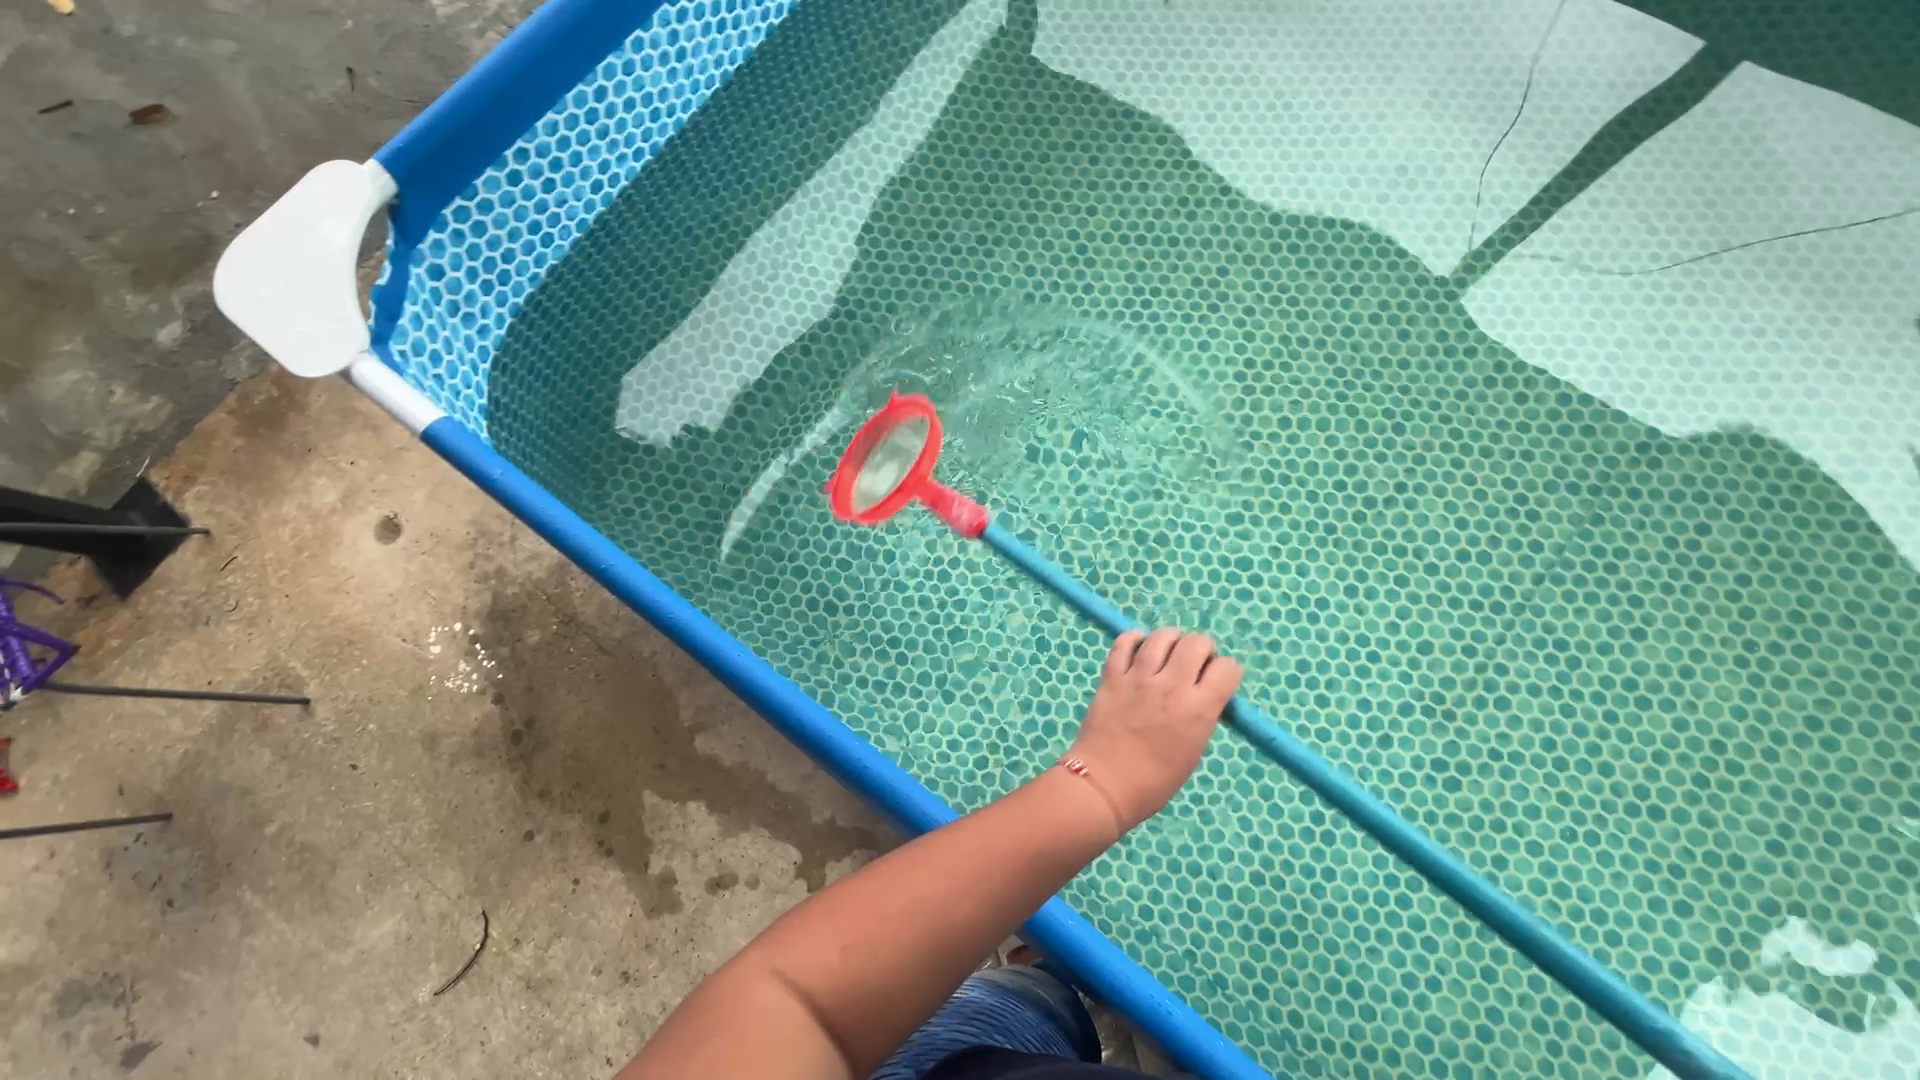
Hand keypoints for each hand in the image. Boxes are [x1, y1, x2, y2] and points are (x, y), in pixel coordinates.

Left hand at [1065, 628, 1241, 832]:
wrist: (1104, 785)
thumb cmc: (1154, 781)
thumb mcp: (1193, 751)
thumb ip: (1201, 716)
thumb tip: (1202, 694)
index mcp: (1199, 709)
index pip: (1228, 668)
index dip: (1226, 672)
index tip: (1217, 681)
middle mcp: (1172, 686)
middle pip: (1197, 643)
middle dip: (1202, 650)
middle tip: (1193, 665)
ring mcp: (1139, 677)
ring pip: (1162, 636)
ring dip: (1171, 640)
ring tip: (1167, 654)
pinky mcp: (1112, 676)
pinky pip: (1124, 642)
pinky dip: (1134, 639)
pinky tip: (1138, 649)